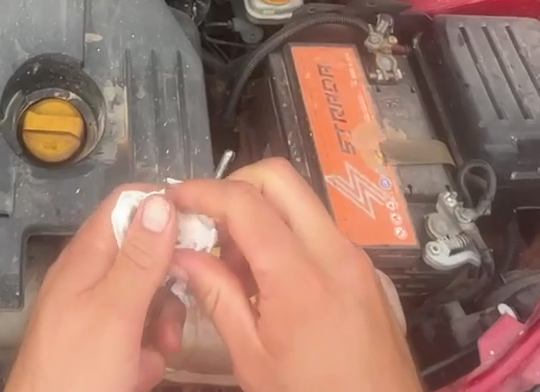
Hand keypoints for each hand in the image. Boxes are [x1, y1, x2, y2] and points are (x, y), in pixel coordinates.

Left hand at [5, 186, 186, 391]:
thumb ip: (140, 258)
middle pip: (141, 252)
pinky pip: (136, 333)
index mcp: (87, 256)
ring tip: (164, 346)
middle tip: (187, 298)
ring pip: (144, 295)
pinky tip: (144, 372)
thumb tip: (161, 199)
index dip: (162, 207)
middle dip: (169, 276)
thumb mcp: (115, 311)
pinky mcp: (101, 348)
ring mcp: (93, 313)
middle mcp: (89, 277)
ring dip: (163, 320)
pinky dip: (146, 351)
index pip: (125, 205)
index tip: (198, 227)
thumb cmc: (77, 371)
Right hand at [169, 158, 421, 391]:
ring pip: (299, 200)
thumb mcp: (253, 361)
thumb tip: (181, 253)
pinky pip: (317, 228)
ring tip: (234, 261)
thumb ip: (216, 296)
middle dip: (234, 185)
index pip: (243, 201)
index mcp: (301, 276)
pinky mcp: (366, 272)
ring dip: (259, 210)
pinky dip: (284, 231)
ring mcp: (356, 259)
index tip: (173, 200)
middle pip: (278, 177)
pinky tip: (267, 278)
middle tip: (208, 222)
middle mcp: (334, 252)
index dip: (201, 191)